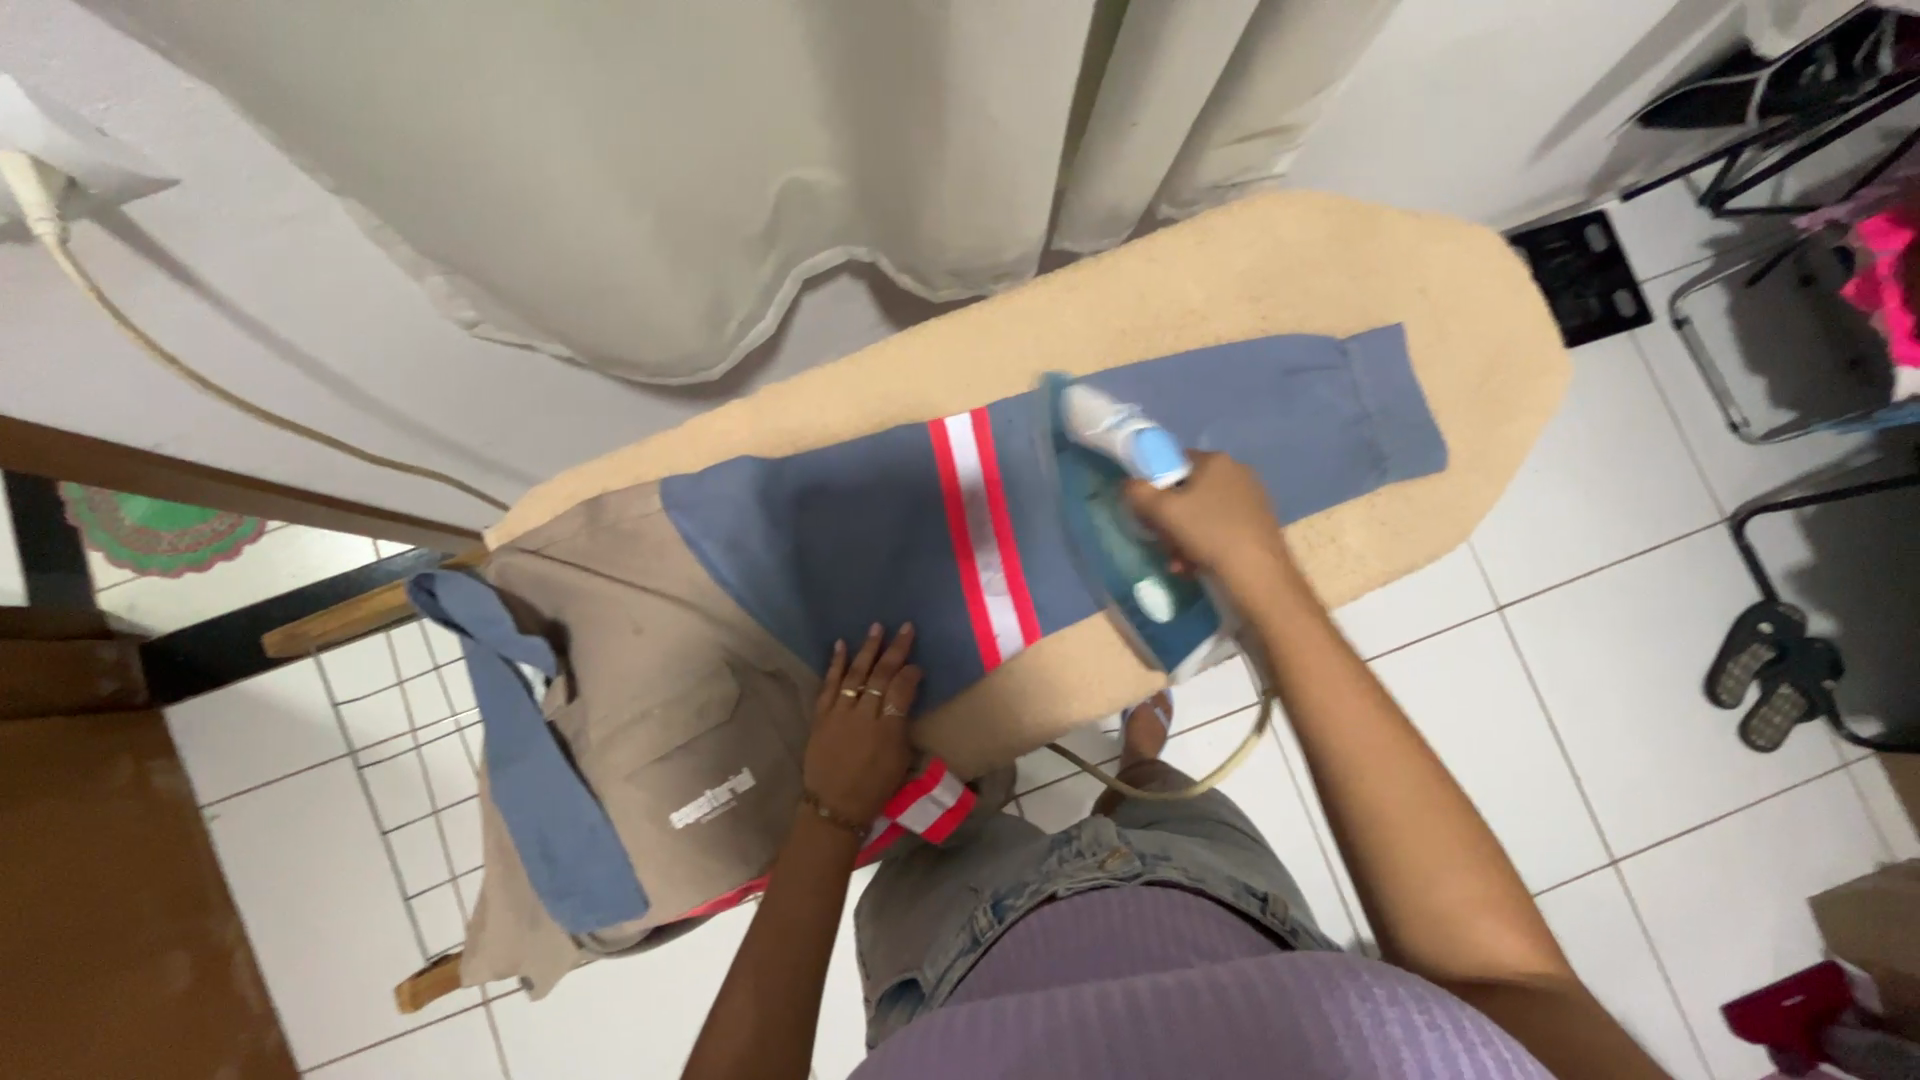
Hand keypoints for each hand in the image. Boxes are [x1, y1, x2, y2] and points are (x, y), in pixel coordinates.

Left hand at [806, 623, 918, 824]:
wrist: (834, 806)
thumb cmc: (874, 788)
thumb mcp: (900, 761)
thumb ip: (902, 728)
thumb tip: (905, 702)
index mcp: (888, 730)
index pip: (902, 690)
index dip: (911, 673)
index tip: (918, 665)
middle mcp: (863, 716)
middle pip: (881, 676)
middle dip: (895, 650)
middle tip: (906, 628)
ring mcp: (840, 713)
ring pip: (856, 674)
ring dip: (867, 649)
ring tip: (876, 627)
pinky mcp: (821, 716)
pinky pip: (829, 684)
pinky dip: (836, 664)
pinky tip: (841, 645)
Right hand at [1122, 451, 1293, 585]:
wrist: (1257, 575)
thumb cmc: (1207, 533)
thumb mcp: (1161, 511)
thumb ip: (1137, 491)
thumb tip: (1129, 484)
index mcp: (1216, 460)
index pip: (1174, 461)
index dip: (1155, 485)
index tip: (1149, 511)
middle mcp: (1237, 473)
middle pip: (1187, 492)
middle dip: (1170, 520)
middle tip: (1162, 541)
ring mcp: (1251, 499)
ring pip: (1201, 515)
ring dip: (1183, 538)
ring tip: (1178, 562)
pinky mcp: (1259, 524)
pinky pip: (1219, 529)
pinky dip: (1204, 546)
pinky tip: (1196, 566)